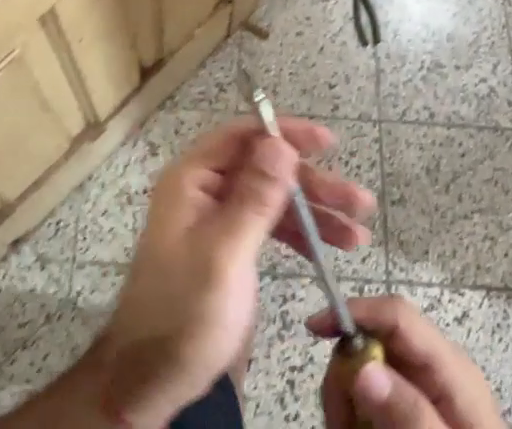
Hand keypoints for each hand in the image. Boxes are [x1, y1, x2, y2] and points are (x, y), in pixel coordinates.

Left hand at [98, 117, 376, 425]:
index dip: (286, 134)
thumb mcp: (225, 253)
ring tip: (359, 235)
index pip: (243, 137)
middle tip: (360, 203)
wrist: (152, 376)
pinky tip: (331, 250)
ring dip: (315, 213)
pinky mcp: (230, 248)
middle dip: (313, 184)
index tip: (329, 144)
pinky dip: (301, 236)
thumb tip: (280, 141)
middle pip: (266, 169)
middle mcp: (205, 192)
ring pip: (274, 199)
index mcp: (192, 181)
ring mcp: (217, 220)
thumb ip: (254, 197)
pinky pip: (271, 227)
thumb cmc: (184, 312)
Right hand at [308, 296, 504, 428]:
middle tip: (336, 421)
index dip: (355, 310)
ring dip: (345, 398)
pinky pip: (372, 391)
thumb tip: (361, 368)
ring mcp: (423, 383)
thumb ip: (409, 413)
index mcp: (450, 366)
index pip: (398, 314)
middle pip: (373, 340)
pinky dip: (355, 411)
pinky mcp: (413, 401)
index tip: (314, 328)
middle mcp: (434, 365)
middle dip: (344, 373)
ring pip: (365, 366)